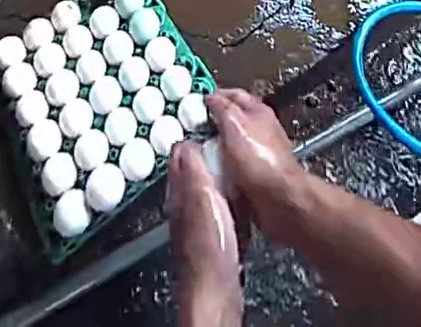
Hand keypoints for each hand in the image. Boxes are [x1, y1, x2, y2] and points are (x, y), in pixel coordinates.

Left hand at [169, 142, 243, 326]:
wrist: (216, 290)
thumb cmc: (209, 245)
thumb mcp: (202, 196)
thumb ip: (193, 169)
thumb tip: (186, 143)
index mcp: (179, 191)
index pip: (180, 155)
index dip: (194, 139)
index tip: (209, 129)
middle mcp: (184, 206)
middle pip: (194, 172)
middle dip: (209, 159)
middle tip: (225, 148)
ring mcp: (198, 223)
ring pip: (208, 191)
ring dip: (220, 181)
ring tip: (236, 172)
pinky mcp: (212, 239)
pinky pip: (222, 211)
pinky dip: (230, 204)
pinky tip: (240, 205)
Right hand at [206, 89, 308, 243]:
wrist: (281, 200)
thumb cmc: (262, 162)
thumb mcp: (234, 125)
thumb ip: (222, 108)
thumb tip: (211, 98)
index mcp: (257, 111)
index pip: (232, 95)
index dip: (213, 97)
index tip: (196, 105)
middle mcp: (261, 130)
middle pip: (232, 121)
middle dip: (213, 126)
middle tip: (195, 132)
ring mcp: (260, 154)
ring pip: (231, 147)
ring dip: (217, 151)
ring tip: (202, 155)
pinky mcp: (258, 177)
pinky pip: (234, 169)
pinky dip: (224, 170)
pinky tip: (216, 175)